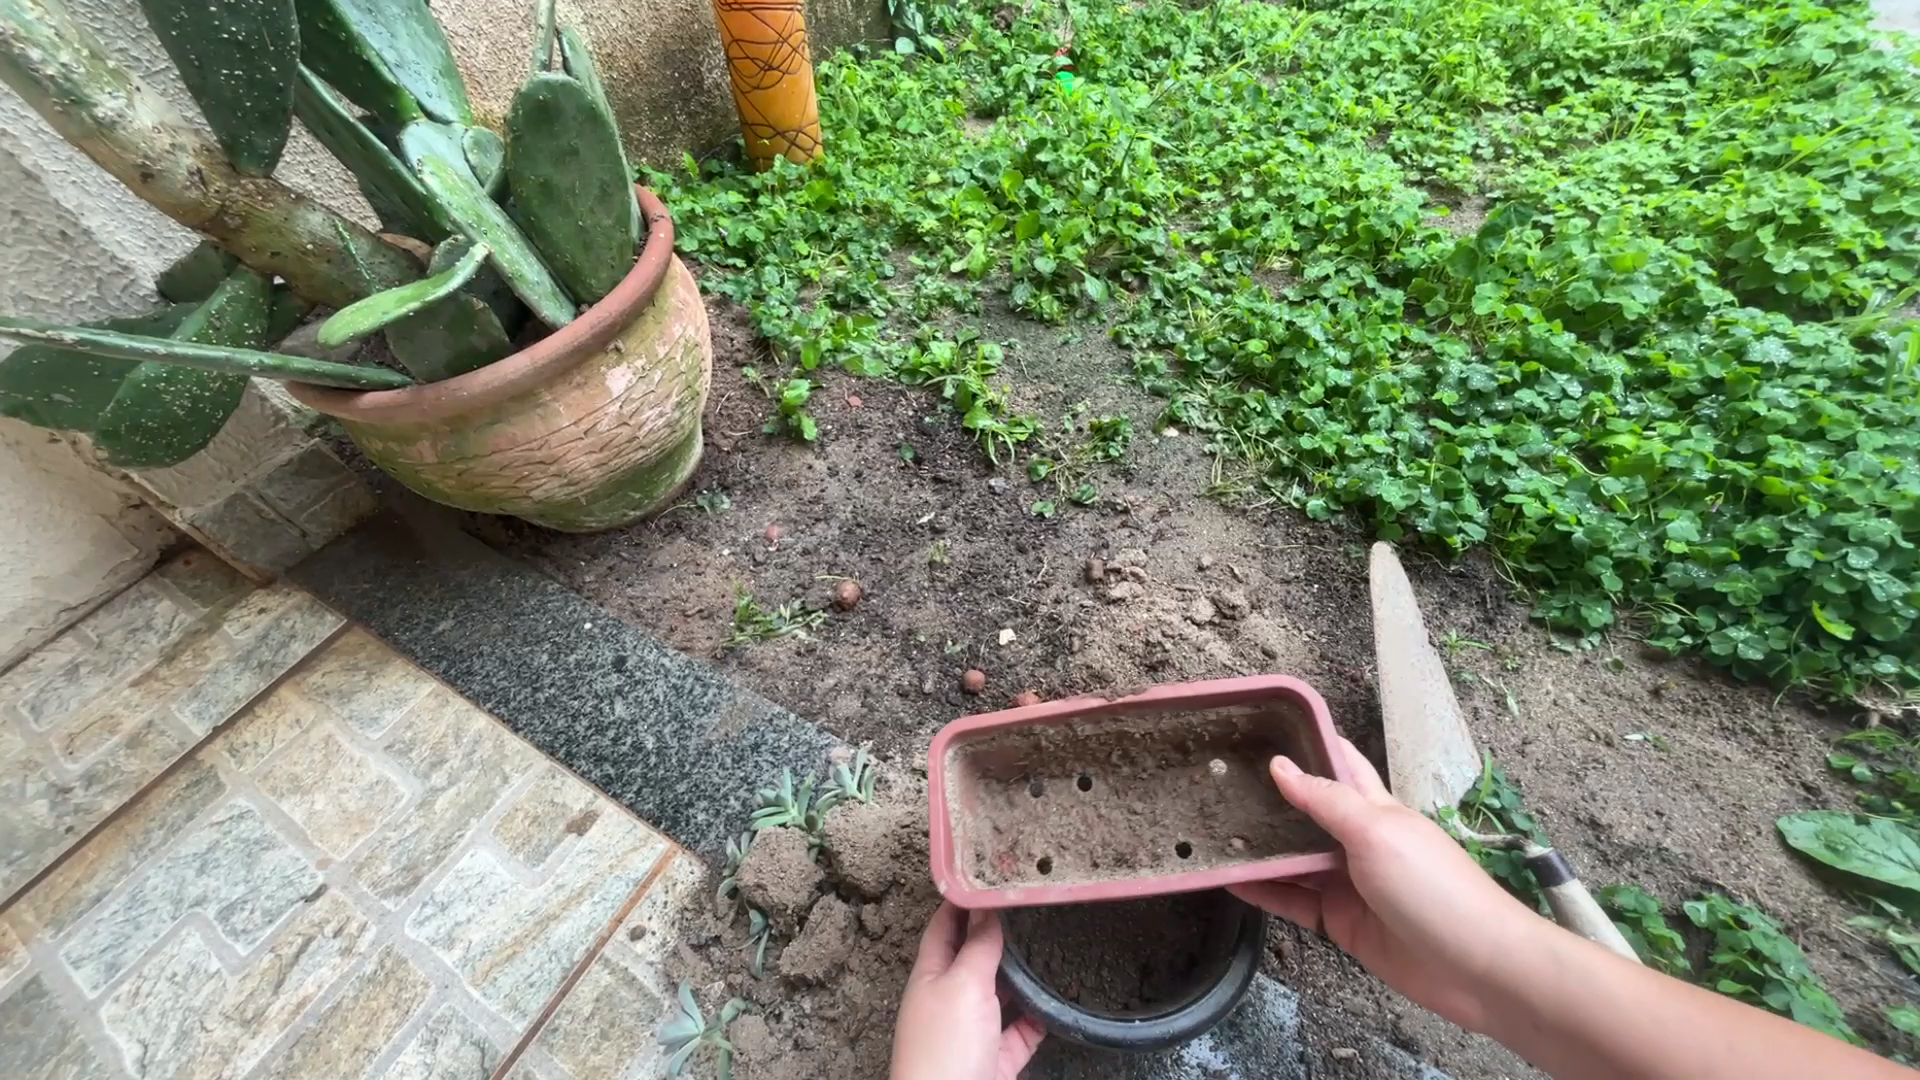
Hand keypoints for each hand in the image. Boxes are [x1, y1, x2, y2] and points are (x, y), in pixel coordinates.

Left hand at [891, 901, 1045, 1079]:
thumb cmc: (946, 1048)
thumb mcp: (964, 985)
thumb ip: (978, 946)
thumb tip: (986, 907)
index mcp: (931, 975)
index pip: (943, 926)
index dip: (961, 901)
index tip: (984, 875)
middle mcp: (949, 999)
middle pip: (972, 957)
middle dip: (995, 934)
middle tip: (1022, 907)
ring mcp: (972, 1031)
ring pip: (998, 994)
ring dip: (1018, 976)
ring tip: (1042, 947)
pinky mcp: (995, 1059)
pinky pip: (1018, 1033)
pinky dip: (1034, 1019)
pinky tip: (1050, 1004)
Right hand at [1229, 737, 1543, 1032]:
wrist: (1482, 973)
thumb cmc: (1435, 888)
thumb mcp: (1377, 833)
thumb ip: (1325, 800)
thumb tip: (1278, 764)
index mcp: (1372, 808)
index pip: (1337, 763)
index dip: (1305, 744)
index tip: (1261, 727)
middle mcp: (1355, 840)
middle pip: (1304, 811)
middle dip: (1267, 797)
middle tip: (1218, 780)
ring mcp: (1346, 882)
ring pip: (1292, 857)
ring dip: (1258, 845)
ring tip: (1211, 828)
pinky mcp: (1339, 921)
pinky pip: (1292, 901)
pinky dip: (1262, 891)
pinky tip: (1230, 879)